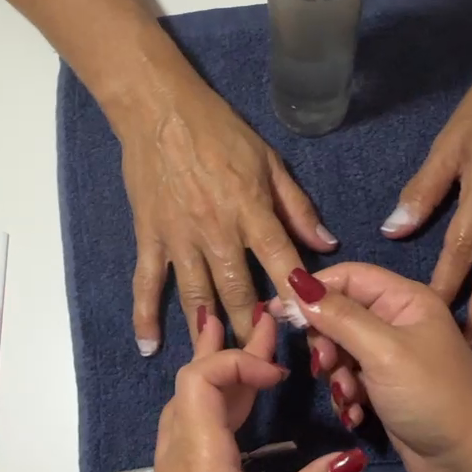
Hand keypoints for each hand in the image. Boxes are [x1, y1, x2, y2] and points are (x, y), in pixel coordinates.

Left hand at [95, 307, 365, 471]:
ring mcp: (173, 469)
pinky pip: (191, 426)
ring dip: (219, 371)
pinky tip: (228, 413)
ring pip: (191, 403)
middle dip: (234, 348)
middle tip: (265, 319)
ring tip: (240, 342)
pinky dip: (212, 401)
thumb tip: (352, 456)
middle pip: (198, 381)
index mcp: (202, 454)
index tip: (282, 377)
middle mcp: (182, 450)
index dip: (241, 361)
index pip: (205, 376)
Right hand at [113, 77, 335, 353]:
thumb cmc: (219, 131)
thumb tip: (326, 243)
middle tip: (264, 361)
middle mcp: (216, 231)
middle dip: (253, 328)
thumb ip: (296, 207)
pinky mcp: (150, 238)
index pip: (279, 260)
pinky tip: (148, 346)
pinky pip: (148, 282)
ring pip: (197, 295)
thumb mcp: (269, 161)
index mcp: (251, 210)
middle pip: (238, 290)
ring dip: (210, 331)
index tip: (307, 325)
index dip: (294, 294)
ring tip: (220, 362)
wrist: (158, 109)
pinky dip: (145, 315)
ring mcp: (180, 238)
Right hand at [282, 264, 471, 471]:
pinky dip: (347, 395)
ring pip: (340, 350)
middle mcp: (398, 321)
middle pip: (339, 314)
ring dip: (335, 374)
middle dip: (325, 341)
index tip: (280, 313)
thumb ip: (339, 316)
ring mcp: (391, 357)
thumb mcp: (383, 351)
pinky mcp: (385, 388)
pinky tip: (356, 414)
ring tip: (349, 395)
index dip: (314, 290)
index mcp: (406, 299)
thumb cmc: (431, 396)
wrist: (466, 461)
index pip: (349, 276)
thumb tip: (295, 282)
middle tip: (324, 366)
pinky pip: (349, 379)